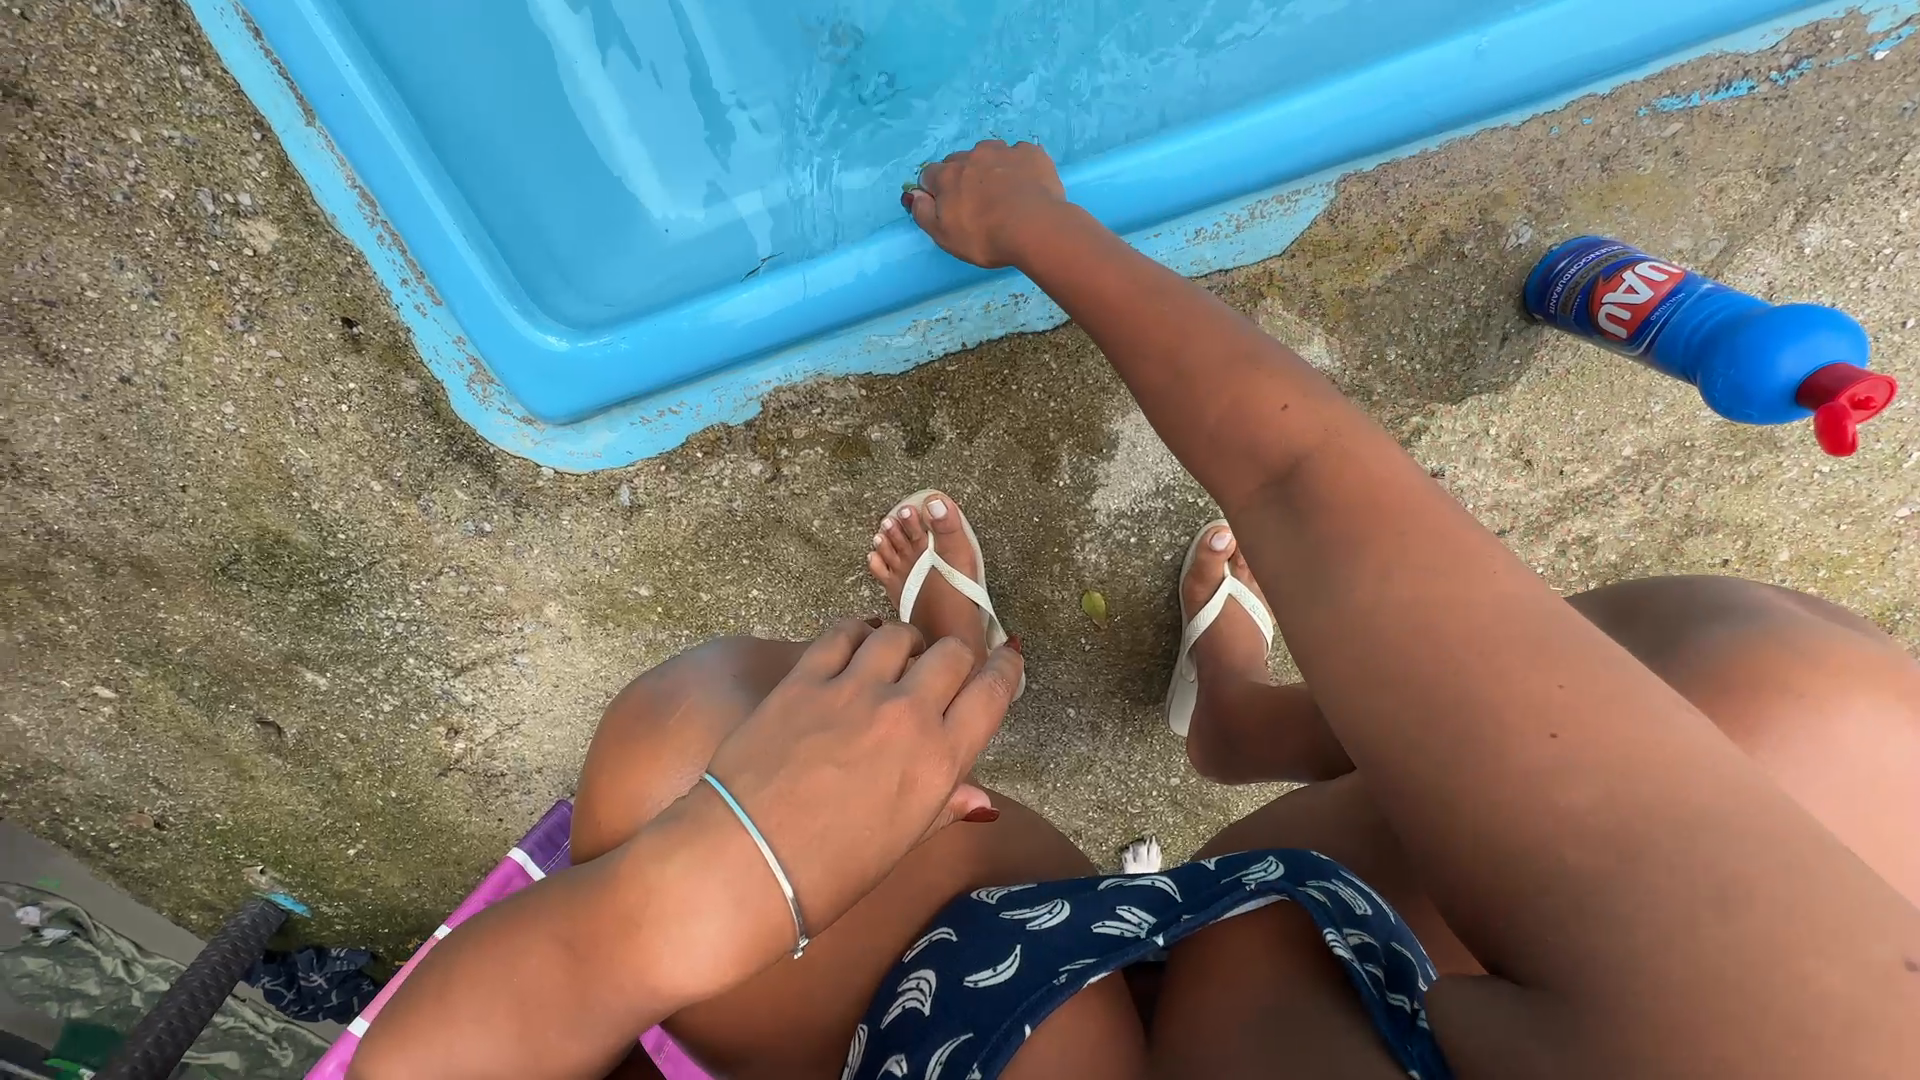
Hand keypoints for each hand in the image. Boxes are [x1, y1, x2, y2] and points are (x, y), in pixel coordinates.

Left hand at [692, 620, 1022, 947]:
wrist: (742, 866)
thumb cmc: (829, 875)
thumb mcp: (899, 845)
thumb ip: (943, 807)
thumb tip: (982, 800)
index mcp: (938, 760)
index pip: (991, 694)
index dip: (1004, 671)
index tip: (1006, 661)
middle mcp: (906, 713)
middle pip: (952, 653)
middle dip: (955, 658)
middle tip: (940, 671)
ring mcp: (853, 690)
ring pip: (898, 635)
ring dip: (905, 643)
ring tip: (894, 656)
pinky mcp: (805, 678)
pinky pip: (841, 633)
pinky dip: (855, 632)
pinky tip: (853, 643)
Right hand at [906, 139, 1068, 267]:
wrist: (1034, 227)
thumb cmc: (984, 237)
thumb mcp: (944, 236)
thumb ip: (924, 214)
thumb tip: (914, 195)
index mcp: (947, 175)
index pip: (930, 175)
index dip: (935, 191)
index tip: (947, 209)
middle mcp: (972, 155)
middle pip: (959, 162)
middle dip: (963, 178)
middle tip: (977, 205)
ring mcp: (1003, 150)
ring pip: (989, 154)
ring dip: (990, 169)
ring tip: (1003, 194)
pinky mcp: (1031, 153)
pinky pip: (1019, 155)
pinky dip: (1018, 168)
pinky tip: (1026, 187)